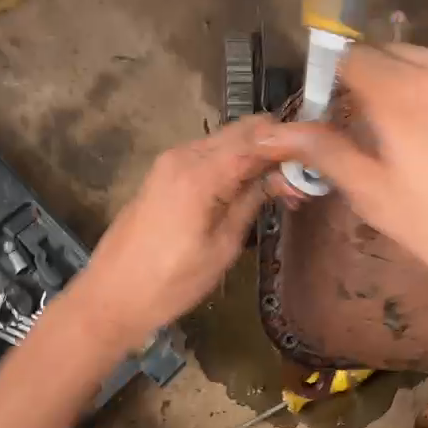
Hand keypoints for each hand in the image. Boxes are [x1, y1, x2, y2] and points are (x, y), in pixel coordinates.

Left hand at [75, 115, 285, 337]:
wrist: (111, 296)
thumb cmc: (170, 282)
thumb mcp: (222, 247)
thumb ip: (251, 201)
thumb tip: (282, 176)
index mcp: (200, 173)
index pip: (257, 138)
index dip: (290, 144)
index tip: (316, 161)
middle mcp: (183, 155)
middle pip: (242, 131)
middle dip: (275, 147)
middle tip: (300, 178)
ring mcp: (170, 162)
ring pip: (226, 140)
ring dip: (255, 155)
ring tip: (280, 188)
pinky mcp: (163, 173)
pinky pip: (208, 155)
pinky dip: (233, 163)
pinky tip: (248, 189)